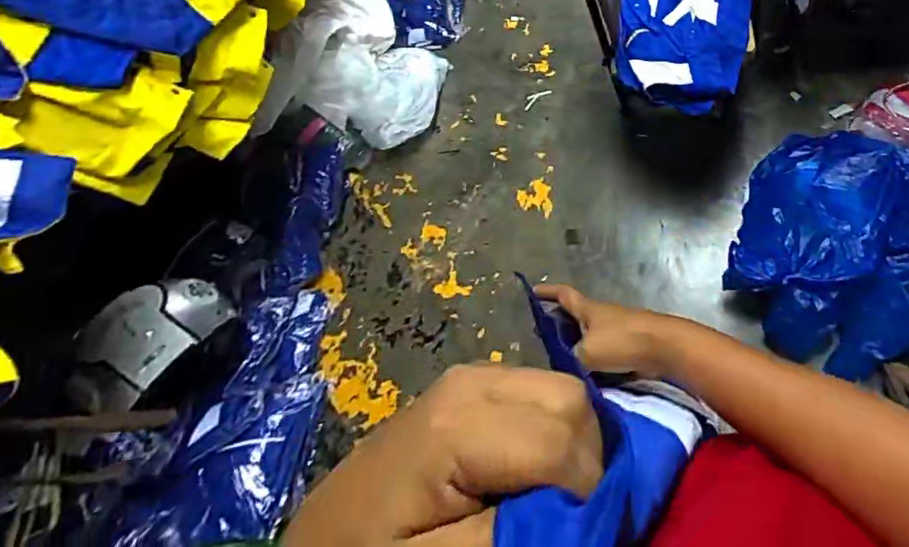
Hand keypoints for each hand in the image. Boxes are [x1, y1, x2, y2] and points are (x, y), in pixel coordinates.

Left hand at [282, 364, 601, 546]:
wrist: (322, 535)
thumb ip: (508, 533)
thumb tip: (580, 511)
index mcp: (458, 421)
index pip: (559, 441)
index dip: (584, 494)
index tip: (576, 536)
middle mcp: (473, 380)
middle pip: (570, 401)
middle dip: (585, 462)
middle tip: (565, 518)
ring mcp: (473, 377)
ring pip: (563, 392)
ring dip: (572, 447)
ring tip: (549, 499)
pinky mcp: (473, 387)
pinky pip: (538, 395)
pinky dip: (552, 433)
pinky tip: (529, 473)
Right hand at [535, 284, 687, 377]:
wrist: (662, 347)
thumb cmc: (621, 342)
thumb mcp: (587, 353)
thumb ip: (571, 357)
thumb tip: (569, 361)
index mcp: (587, 309)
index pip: (563, 295)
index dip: (547, 293)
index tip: (532, 291)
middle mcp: (600, 315)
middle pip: (574, 315)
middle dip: (558, 323)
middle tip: (541, 336)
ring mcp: (615, 329)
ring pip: (588, 335)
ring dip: (576, 344)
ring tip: (560, 360)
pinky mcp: (628, 346)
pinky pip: (603, 350)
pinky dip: (592, 359)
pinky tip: (585, 375)